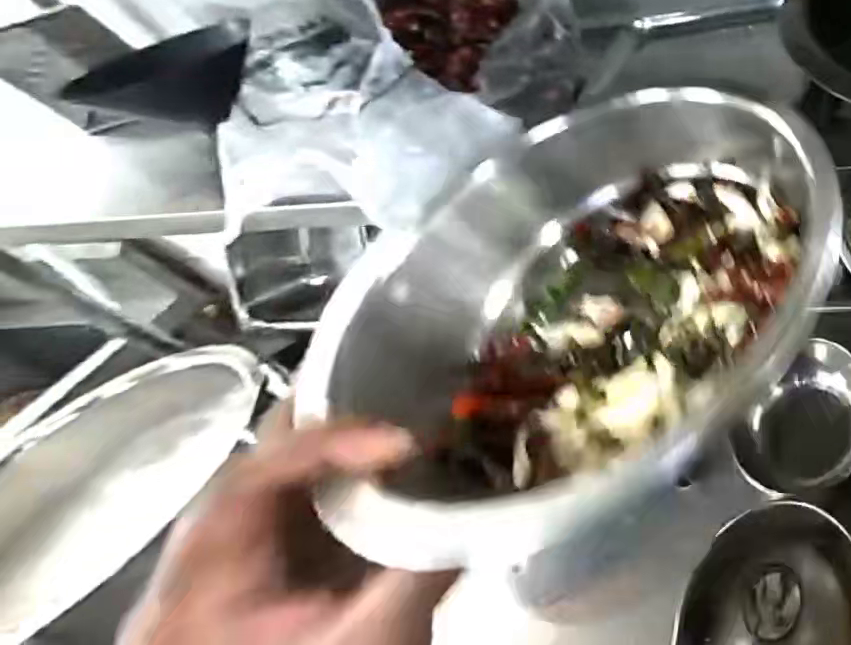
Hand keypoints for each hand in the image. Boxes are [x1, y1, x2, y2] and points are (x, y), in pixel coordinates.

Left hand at [118, 407, 458, 644]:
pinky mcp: (284, 565)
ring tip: (419, 409)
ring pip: (292, 469)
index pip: (250, 481)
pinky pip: (318, 493)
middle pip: (264, 458)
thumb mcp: (372, 643)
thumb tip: (495, 490)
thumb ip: (428, 564)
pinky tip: (410, 452)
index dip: (329, 445)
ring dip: (355, 436)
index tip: (407, 444)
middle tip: (411, 386)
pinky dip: (364, 464)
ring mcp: (246, 560)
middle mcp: (211, 558)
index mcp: (201, 586)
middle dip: (339, 416)